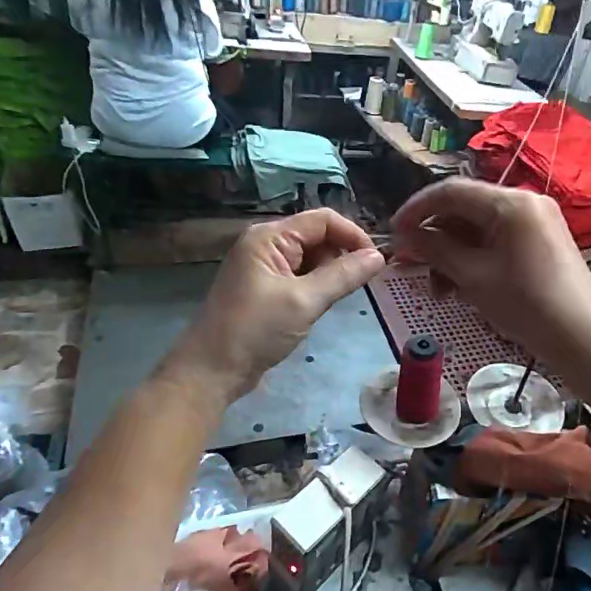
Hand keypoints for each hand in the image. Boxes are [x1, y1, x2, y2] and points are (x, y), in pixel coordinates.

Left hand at [160, 209, 386, 400]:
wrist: (212, 370)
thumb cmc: (255, 330)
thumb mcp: (304, 301)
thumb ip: (343, 275)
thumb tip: (378, 257)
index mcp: (269, 237)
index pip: (322, 220)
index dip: (352, 235)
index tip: (376, 262)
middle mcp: (265, 244)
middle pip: (316, 236)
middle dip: (342, 255)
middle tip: (360, 285)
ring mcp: (263, 267)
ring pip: (310, 258)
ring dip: (330, 273)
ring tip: (339, 298)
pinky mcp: (264, 289)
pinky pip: (299, 277)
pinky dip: (316, 287)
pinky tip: (321, 306)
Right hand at [390, 180, 590, 369]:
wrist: (582, 337)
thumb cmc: (525, 305)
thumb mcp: (472, 276)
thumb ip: (435, 249)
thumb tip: (406, 236)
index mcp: (510, 202)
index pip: (450, 191)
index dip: (416, 210)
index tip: (393, 233)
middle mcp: (525, 201)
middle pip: (465, 209)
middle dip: (435, 238)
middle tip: (413, 267)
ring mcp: (536, 220)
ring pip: (478, 227)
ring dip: (453, 254)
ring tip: (441, 290)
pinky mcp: (541, 239)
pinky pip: (497, 239)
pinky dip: (475, 258)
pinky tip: (464, 286)